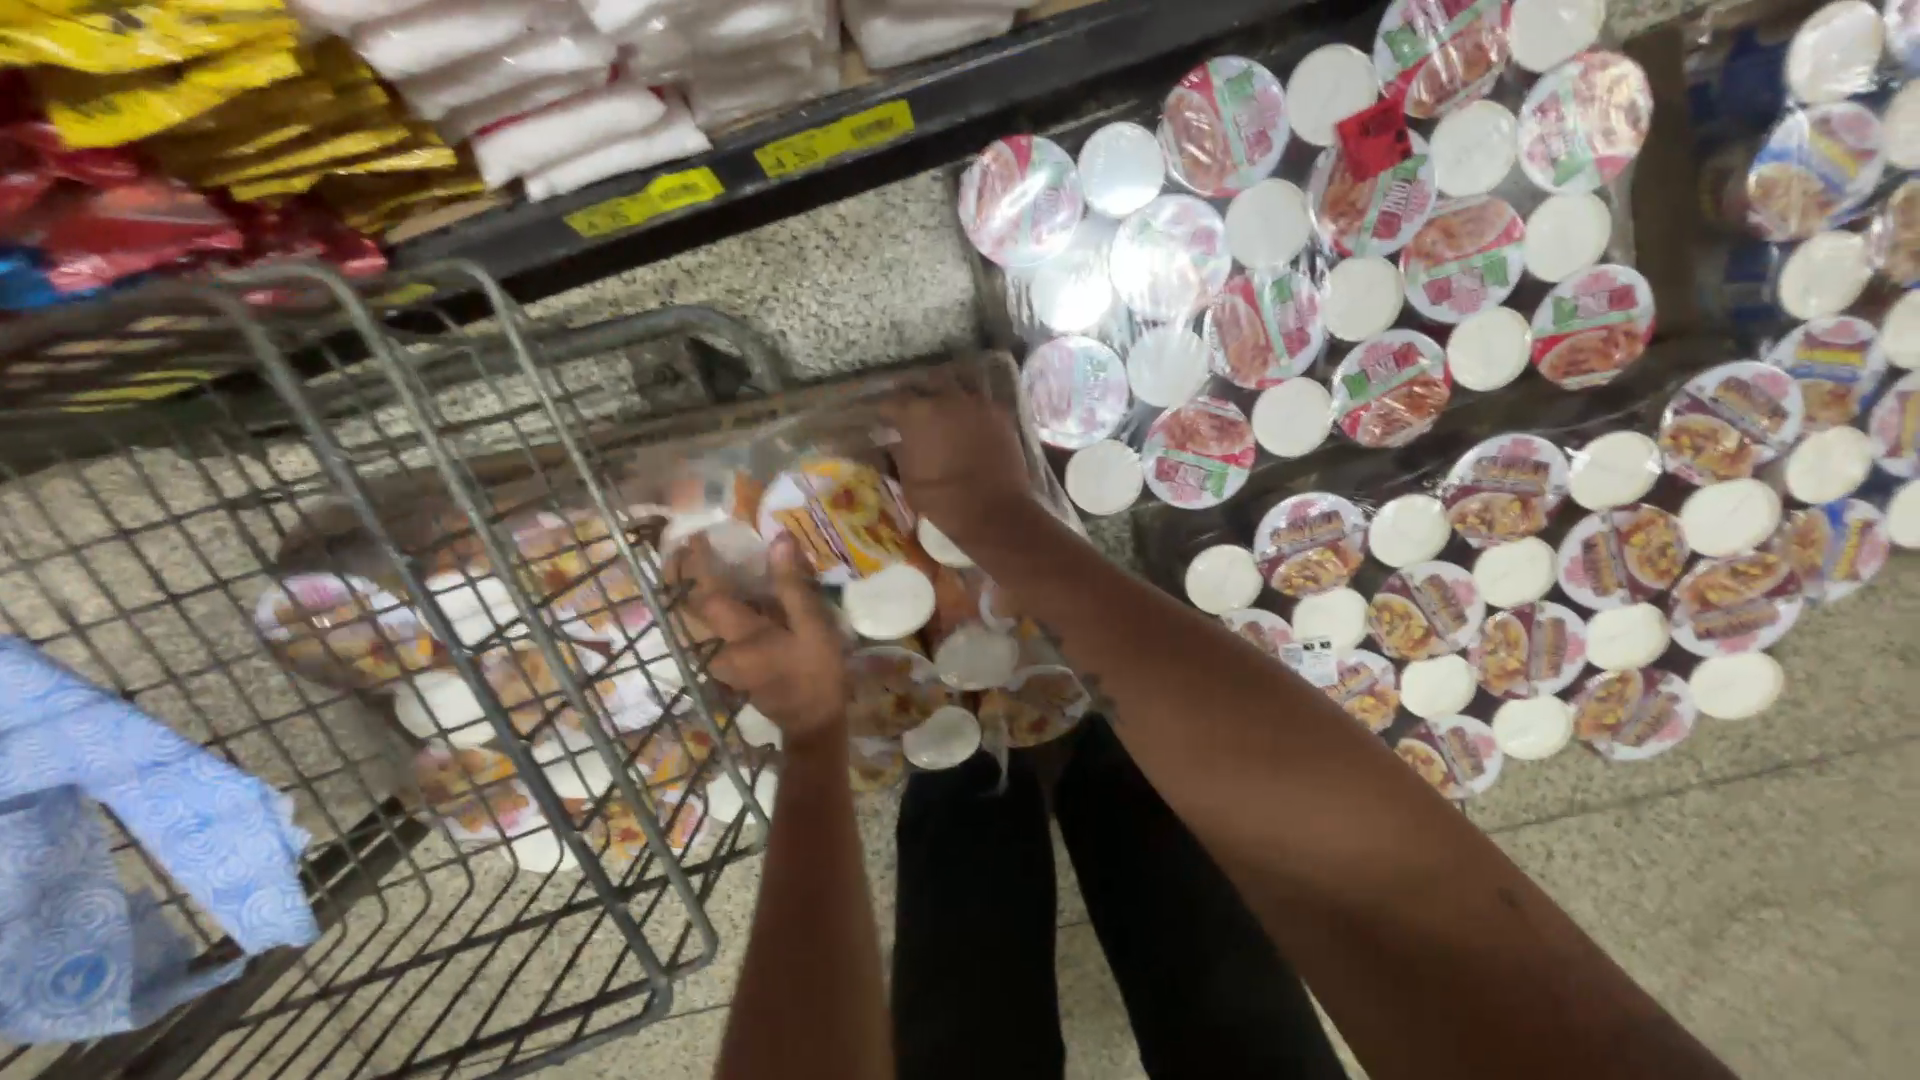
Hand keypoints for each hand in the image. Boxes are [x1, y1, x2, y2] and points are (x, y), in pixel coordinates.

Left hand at [667, 533, 847, 744]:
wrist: (812, 720)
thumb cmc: (817, 672)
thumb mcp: (813, 626)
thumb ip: (792, 585)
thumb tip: (779, 541)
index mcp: (741, 637)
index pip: (708, 595)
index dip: (699, 565)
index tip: (697, 537)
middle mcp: (719, 651)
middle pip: (684, 611)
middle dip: (676, 578)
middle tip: (678, 549)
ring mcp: (718, 663)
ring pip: (687, 624)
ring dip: (682, 595)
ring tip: (684, 568)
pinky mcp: (724, 669)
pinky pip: (699, 634)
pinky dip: (695, 611)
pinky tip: (703, 598)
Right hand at [879, 372, 1034, 549]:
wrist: (995, 511)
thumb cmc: (943, 501)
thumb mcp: (909, 482)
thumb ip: (899, 455)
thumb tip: (893, 443)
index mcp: (916, 414)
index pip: (892, 401)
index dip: (886, 411)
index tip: (884, 421)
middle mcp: (946, 398)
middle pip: (926, 383)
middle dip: (918, 393)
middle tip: (915, 409)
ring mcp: (977, 403)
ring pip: (957, 385)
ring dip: (947, 394)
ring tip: (944, 409)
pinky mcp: (1000, 413)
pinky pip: (981, 401)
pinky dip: (972, 408)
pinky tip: (970, 421)